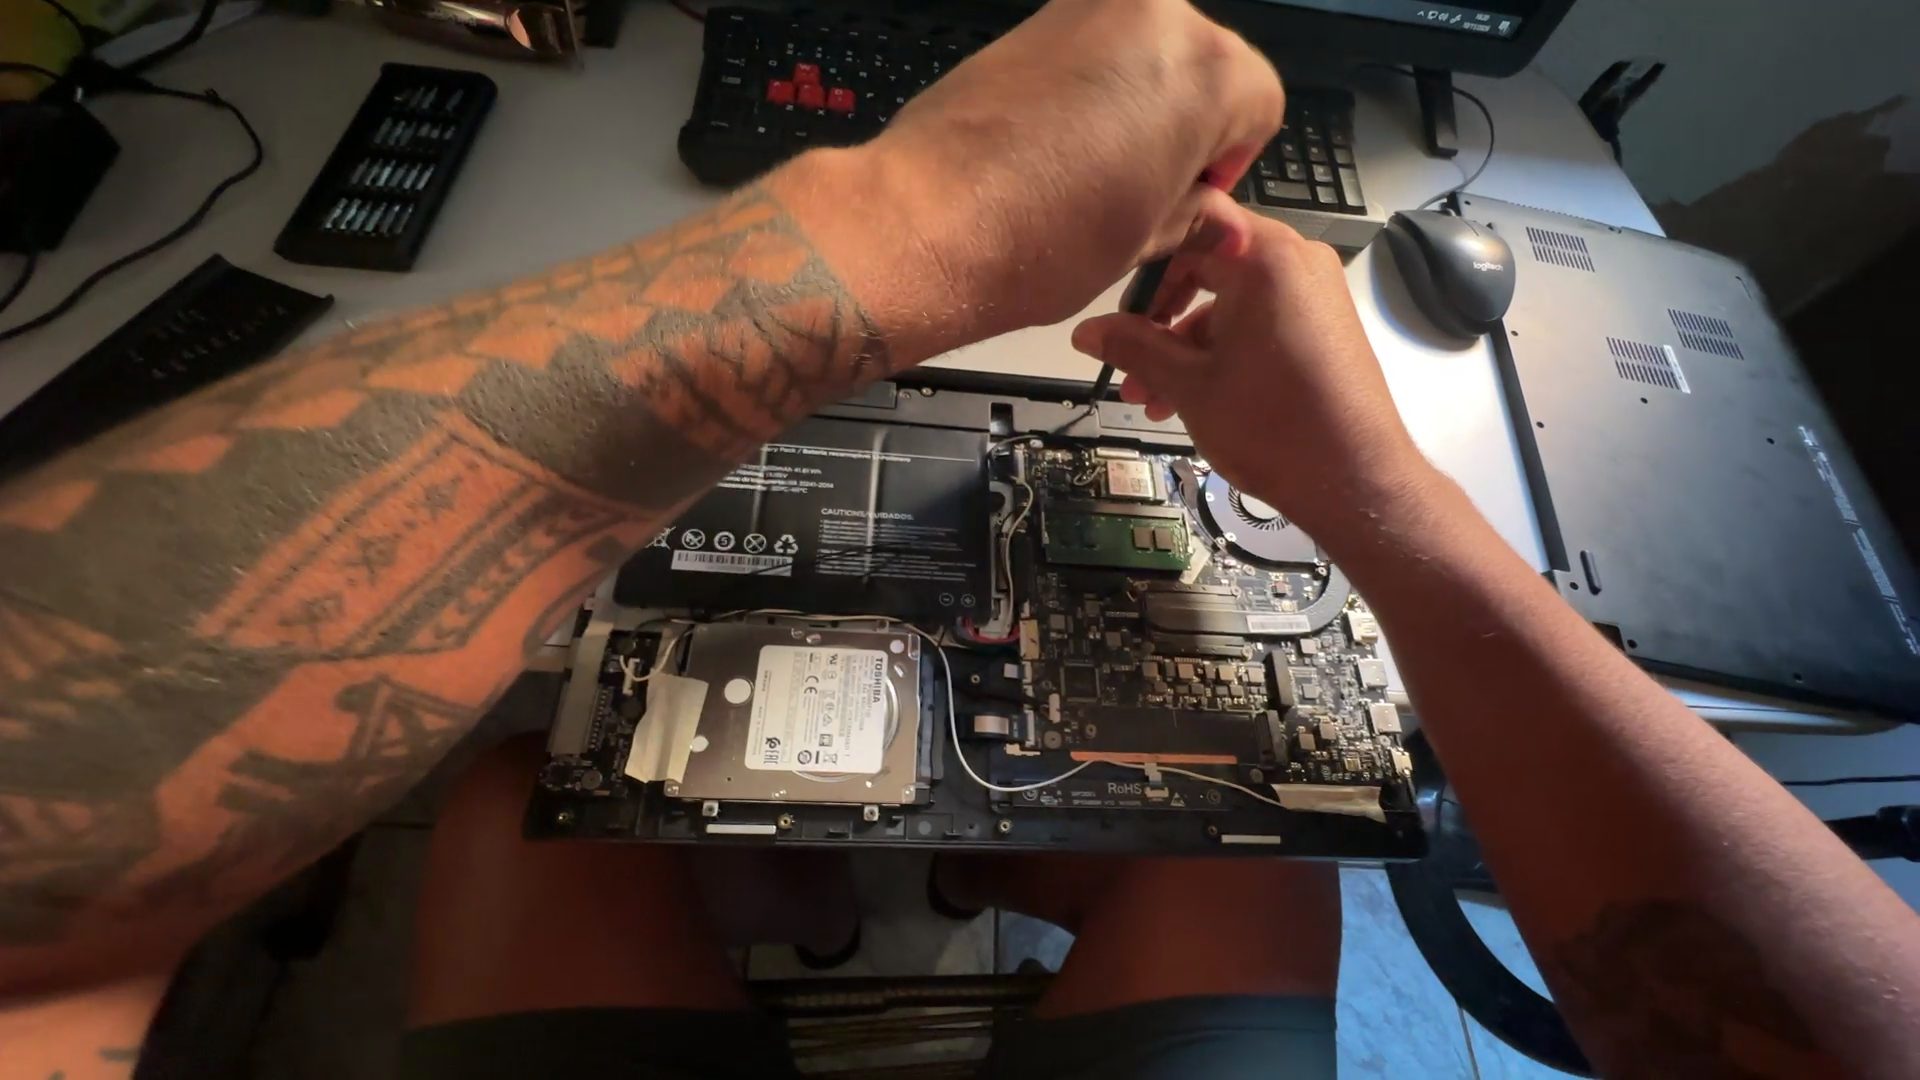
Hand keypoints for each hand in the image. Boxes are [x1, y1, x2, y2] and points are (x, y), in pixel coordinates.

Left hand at [863, 0, 1284, 338]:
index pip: (1261, 104)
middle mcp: (1154, 17)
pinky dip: (1089, 97)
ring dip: (1135, 113)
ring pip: (1144, 60)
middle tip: (1141, 197)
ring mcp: (1085, 10)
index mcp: (1206, 71)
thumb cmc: (1034, 243)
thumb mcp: (1140, 245)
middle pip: (1202, 71)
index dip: (1230, 164)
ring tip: (1088, 181)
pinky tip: (1054, 155)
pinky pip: (1089, 55)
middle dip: (1184, 132)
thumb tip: (1215, 219)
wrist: (930, 225)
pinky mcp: (1033, 22)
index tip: (1194, 202)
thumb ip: (1193, 218)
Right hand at [1069, 194, 1435, 541]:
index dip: (1145, 266)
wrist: (1351, 478)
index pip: (1189, 228)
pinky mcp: (1320, 326)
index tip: (1118, 309)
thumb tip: (1085, 332)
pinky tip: (1190, 399)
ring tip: (1153, 400)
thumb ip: (1132, 348)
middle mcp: (1295, 261)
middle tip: (1129, 363)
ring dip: (1183, 348)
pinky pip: (1256, 323)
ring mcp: (1312, 294)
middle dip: (1159, 320)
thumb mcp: (1187, 383)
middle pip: (1207, 267)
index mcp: (1264, 258)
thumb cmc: (1268, 424)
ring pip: (1228, 305)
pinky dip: (1219, 353)